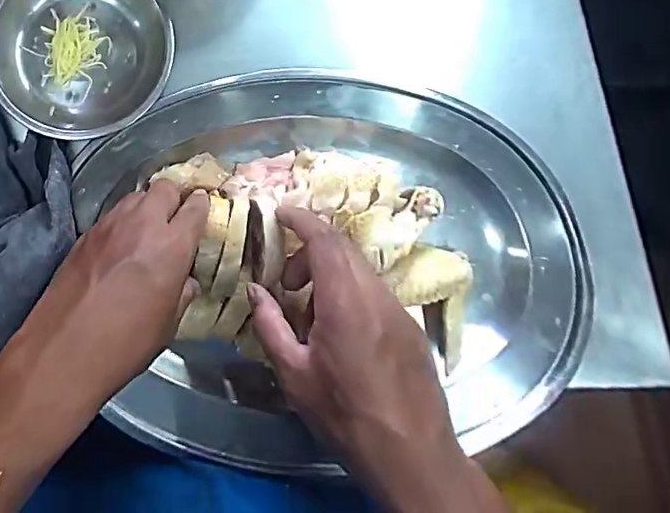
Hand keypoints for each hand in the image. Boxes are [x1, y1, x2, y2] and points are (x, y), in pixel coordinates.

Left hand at [0, 183, 206, 512]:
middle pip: (165, 188)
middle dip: (174, 198)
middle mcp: (143, 223)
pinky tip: (121, 244)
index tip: (202, 213)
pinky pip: (114, 214)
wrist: (63, 351)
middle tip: (177, 218)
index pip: (195, 205)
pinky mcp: (87, 232)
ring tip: (148, 230)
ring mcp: (111, 224)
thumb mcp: (168, 324)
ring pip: (137, 196)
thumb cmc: (125, 344)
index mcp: (172, 244)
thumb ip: (181, 291)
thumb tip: (184, 279)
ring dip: (147, 206)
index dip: (202, 206)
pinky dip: (124, 221)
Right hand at [246, 206, 500, 512]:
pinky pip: (374, 290)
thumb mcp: (295, 376)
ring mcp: (397, 307)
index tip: (281, 213)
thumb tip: (255, 290)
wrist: (415, 457)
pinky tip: (340, 331)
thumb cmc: (347, 417)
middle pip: (342, 247)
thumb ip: (271, 326)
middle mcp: (375, 293)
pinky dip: (350, 290)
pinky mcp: (409, 324)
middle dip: (310, 249)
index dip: (301, 218)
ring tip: (310, 313)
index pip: (323, 238)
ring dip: (330, 273)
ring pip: (359, 268)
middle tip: (287, 280)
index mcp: (344, 300)